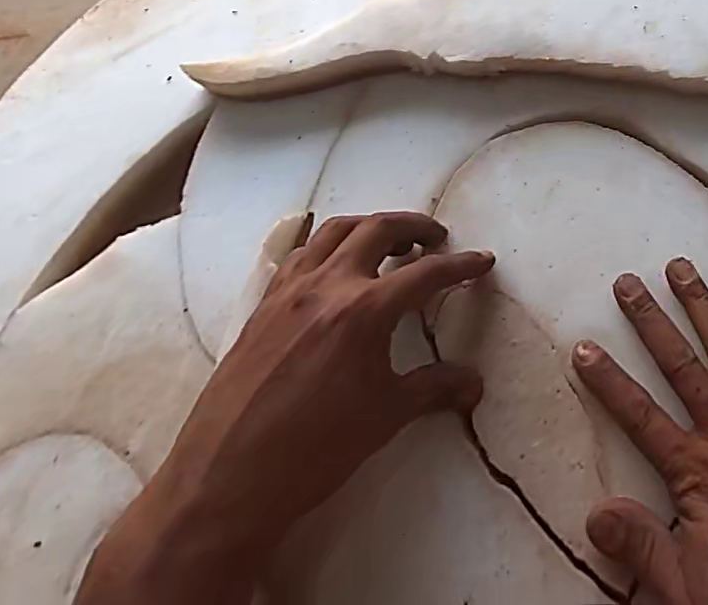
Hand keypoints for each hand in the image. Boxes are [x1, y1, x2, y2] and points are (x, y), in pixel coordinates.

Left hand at [77, 212, 494, 604]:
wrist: (225, 481)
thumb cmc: (315, 450)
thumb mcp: (385, 415)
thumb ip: (434, 388)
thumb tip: (474, 383)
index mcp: (365, 310)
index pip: (427, 273)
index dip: (461, 266)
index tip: (482, 261)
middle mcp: (329, 285)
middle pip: (379, 228)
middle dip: (415, 226)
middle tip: (436, 237)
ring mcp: (291, 289)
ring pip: (335, 230)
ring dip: (369, 225)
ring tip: (389, 241)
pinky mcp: (264, 303)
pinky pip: (300, 253)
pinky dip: (327, 245)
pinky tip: (335, 266)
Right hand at [573, 259, 707, 603]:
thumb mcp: (695, 591)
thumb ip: (644, 549)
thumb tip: (593, 513)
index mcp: (699, 471)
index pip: (640, 415)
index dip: (608, 381)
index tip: (583, 348)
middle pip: (681, 365)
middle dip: (650, 321)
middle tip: (627, 282)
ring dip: (701, 308)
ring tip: (681, 268)